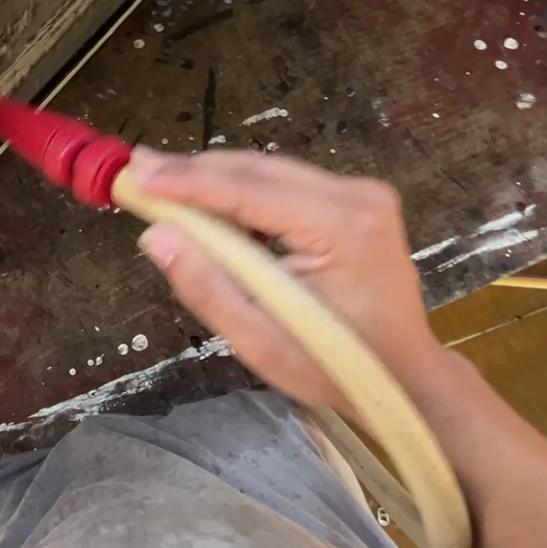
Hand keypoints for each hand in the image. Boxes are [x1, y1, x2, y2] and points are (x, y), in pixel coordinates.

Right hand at [126, 149, 449, 411]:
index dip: (188, 181)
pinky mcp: (352, 195)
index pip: (250, 191)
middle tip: (136, 170)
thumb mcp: (264, 345)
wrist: (410, 378)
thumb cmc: (337, 369)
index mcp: (344, 229)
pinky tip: (201, 196)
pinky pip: (278, 181)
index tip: (137, 173)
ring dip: (209, 176)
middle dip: (191, 172)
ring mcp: (359, 191)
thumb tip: (156, 236)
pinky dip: (235, 187)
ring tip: (157, 180)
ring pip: (264, 170)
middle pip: (255, 171)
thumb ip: (208, 289)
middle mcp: (356, 196)